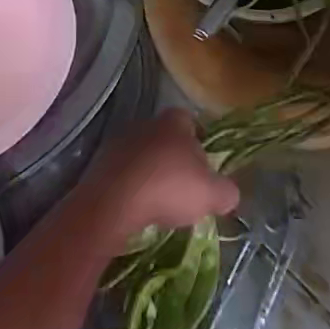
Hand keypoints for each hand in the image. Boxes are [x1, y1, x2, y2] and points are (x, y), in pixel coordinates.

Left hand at [76, 109, 239, 249]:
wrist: (115, 201)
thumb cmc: (169, 187)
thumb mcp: (212, 194)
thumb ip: (226, 190)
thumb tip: (227, 192)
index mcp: (174, 121)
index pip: (191, 121)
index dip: (200, 140)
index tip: (206, 165)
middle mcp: (146, 123)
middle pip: (167, 138)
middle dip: (176, 159)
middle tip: (186, 187)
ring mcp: (121, 141)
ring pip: (145, 155)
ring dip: (153, 173)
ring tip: (162, 203)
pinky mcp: (102, 163)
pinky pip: (126, 172)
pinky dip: (134, 186)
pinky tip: (140, 207)